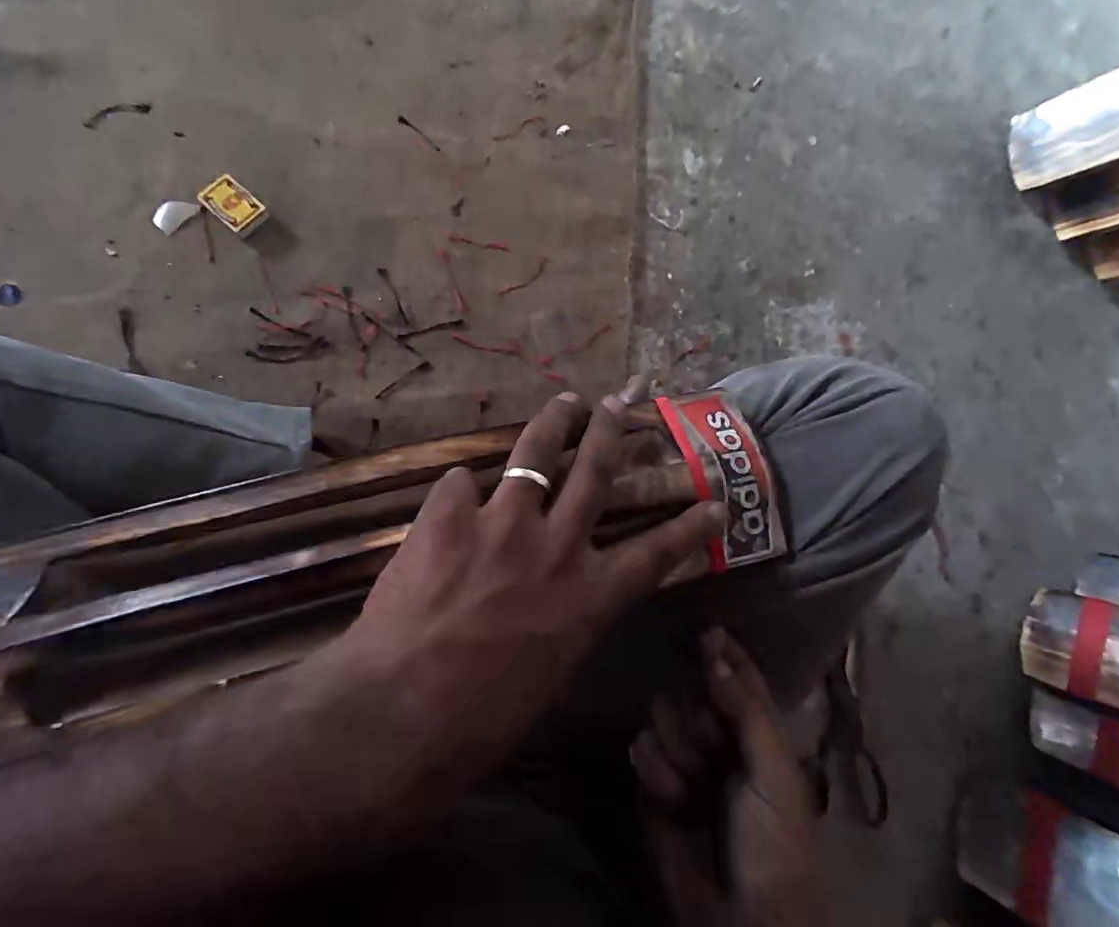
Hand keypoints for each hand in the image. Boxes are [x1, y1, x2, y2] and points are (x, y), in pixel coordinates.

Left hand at [324, 389, 726, 783]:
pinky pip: (459, 483)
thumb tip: (556, 600)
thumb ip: (563, 622)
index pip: (655, 552)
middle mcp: (555, 547)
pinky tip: (451, 502)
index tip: (714, 500)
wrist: (405, 707)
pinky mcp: (448, 515)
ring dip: (555, 422)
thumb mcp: (549, 674)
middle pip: (596, 473)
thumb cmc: (481, 717)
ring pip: (537, 453)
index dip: (689, 525)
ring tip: (565, 401)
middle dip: (614, 432)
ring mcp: (502, 523)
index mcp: (589, 597)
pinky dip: (461, 491)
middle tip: (621, 404)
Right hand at [631, 629, 826, 926]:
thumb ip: (746, 712)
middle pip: (690, 691)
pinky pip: (641, 749)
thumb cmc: (776, 845)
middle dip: (696, 717)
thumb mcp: (776, 776)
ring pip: (662, 716)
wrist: (742, 920)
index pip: (739, 680)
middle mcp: (719, 740)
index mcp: (758, 736)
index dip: (725, 655)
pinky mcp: (653, 783)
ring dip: (676, 749)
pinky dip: (654, 772)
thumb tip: (715, 657)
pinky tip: (670, 799)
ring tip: (692, 786)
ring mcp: (684, 761)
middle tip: (710, 748)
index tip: (706, 632)